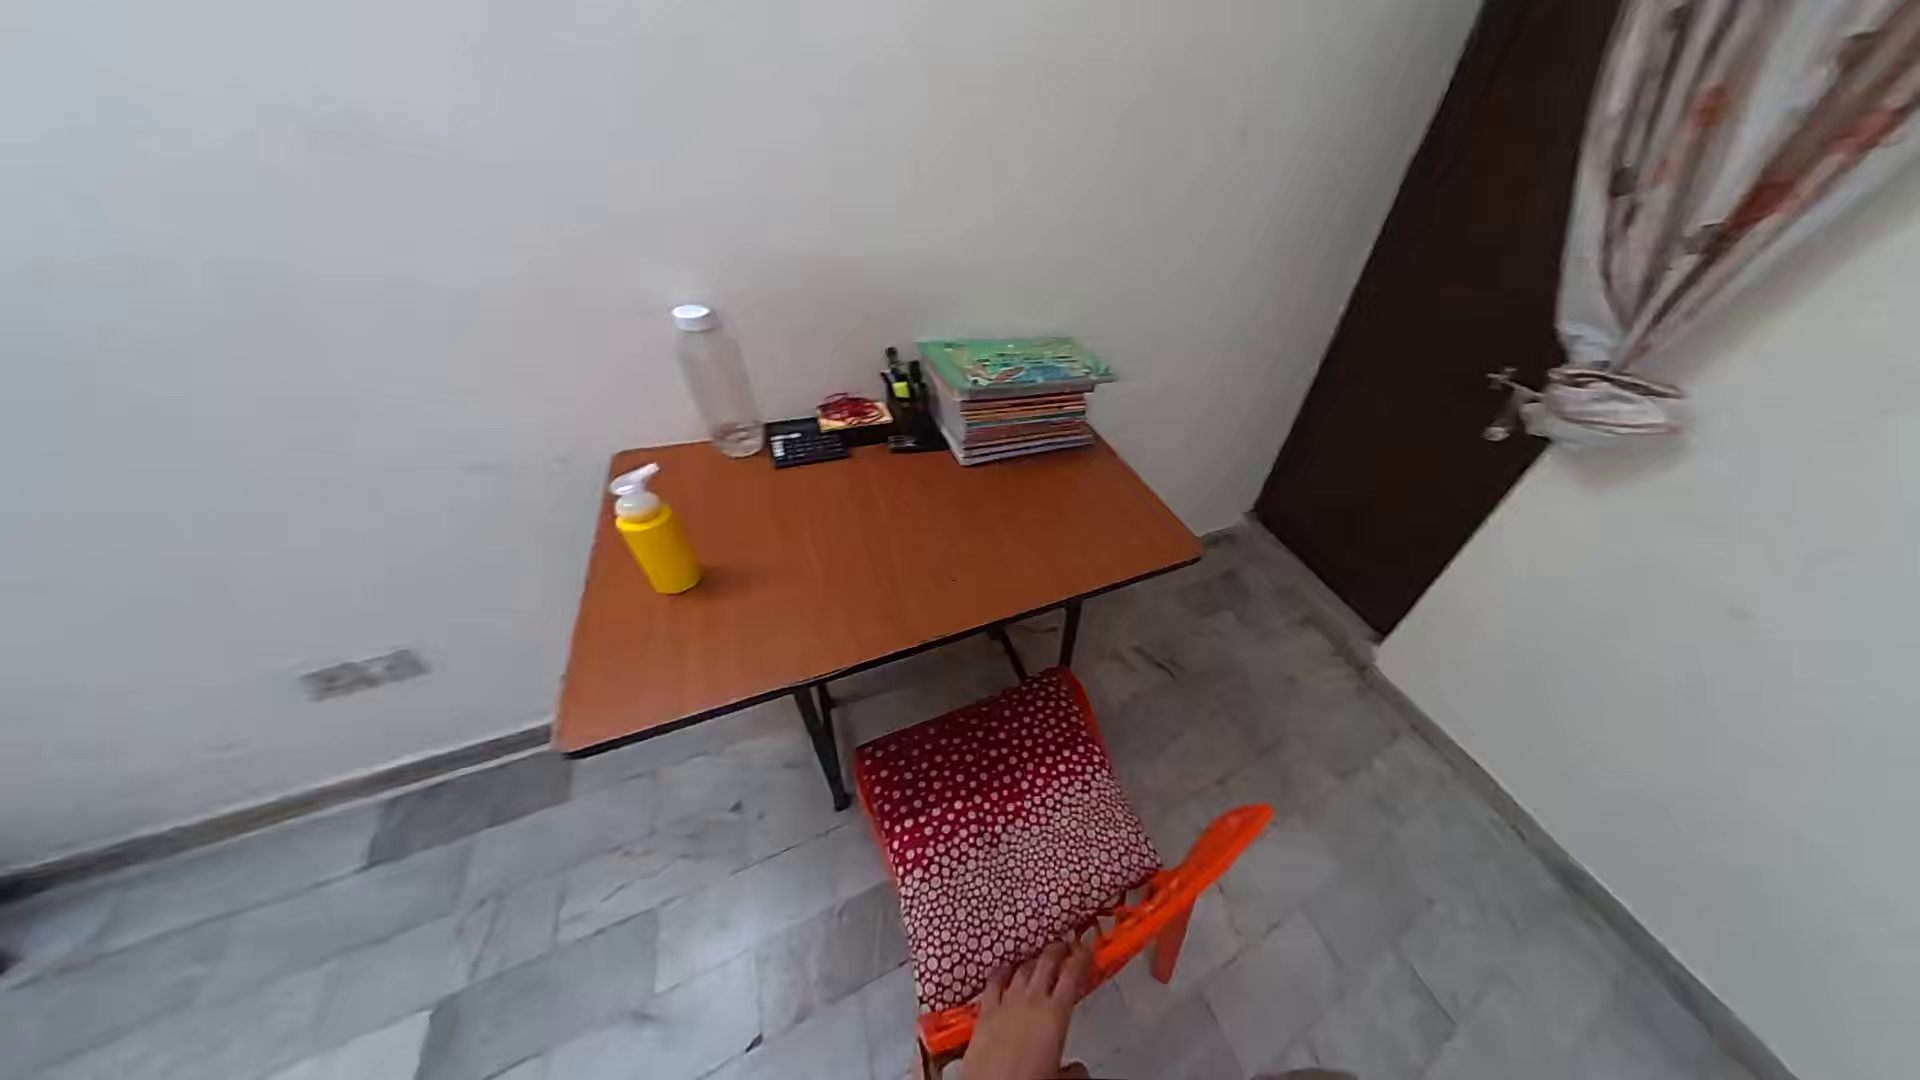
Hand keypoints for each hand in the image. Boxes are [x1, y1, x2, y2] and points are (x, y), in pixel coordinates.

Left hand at [960, 940, 1093, 1079]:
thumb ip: (1074, 1073)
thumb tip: (1078, 1070)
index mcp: (1055, 1015)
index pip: (1072, 975)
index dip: (1080, 957)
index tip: (1086, 947)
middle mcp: (1031, 1000)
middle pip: (1046, 962)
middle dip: (1057, 950)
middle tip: (1064, 947)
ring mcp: (1006, 1001)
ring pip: (1022, 968)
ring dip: (1033, 961)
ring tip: (1039, 960)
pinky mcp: (985, 1010)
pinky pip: (994, 981)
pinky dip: (1002, 972)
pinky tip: (1005, 970)